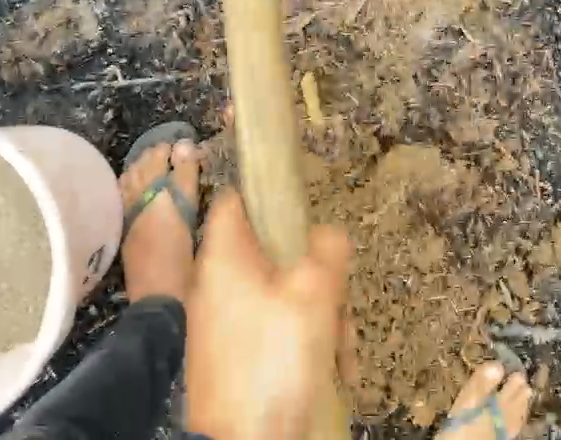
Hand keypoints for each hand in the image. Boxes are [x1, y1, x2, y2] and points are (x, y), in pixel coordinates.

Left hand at [184, 190, 350, 439]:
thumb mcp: (316, 289)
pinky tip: (333, 368)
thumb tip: (326, 235)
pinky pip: (276, 327)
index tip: (304, 205)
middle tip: (339, 298)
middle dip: (318, 272)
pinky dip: (305, 340)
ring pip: (283, 292)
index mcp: (225, 257)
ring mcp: (224, 322)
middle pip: (274, 251)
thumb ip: (328, 247)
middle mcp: (218, 284)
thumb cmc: (275, 358)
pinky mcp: (234, 355)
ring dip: (321, 313)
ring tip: (342, 348)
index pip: (236, 199)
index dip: (269, 192)